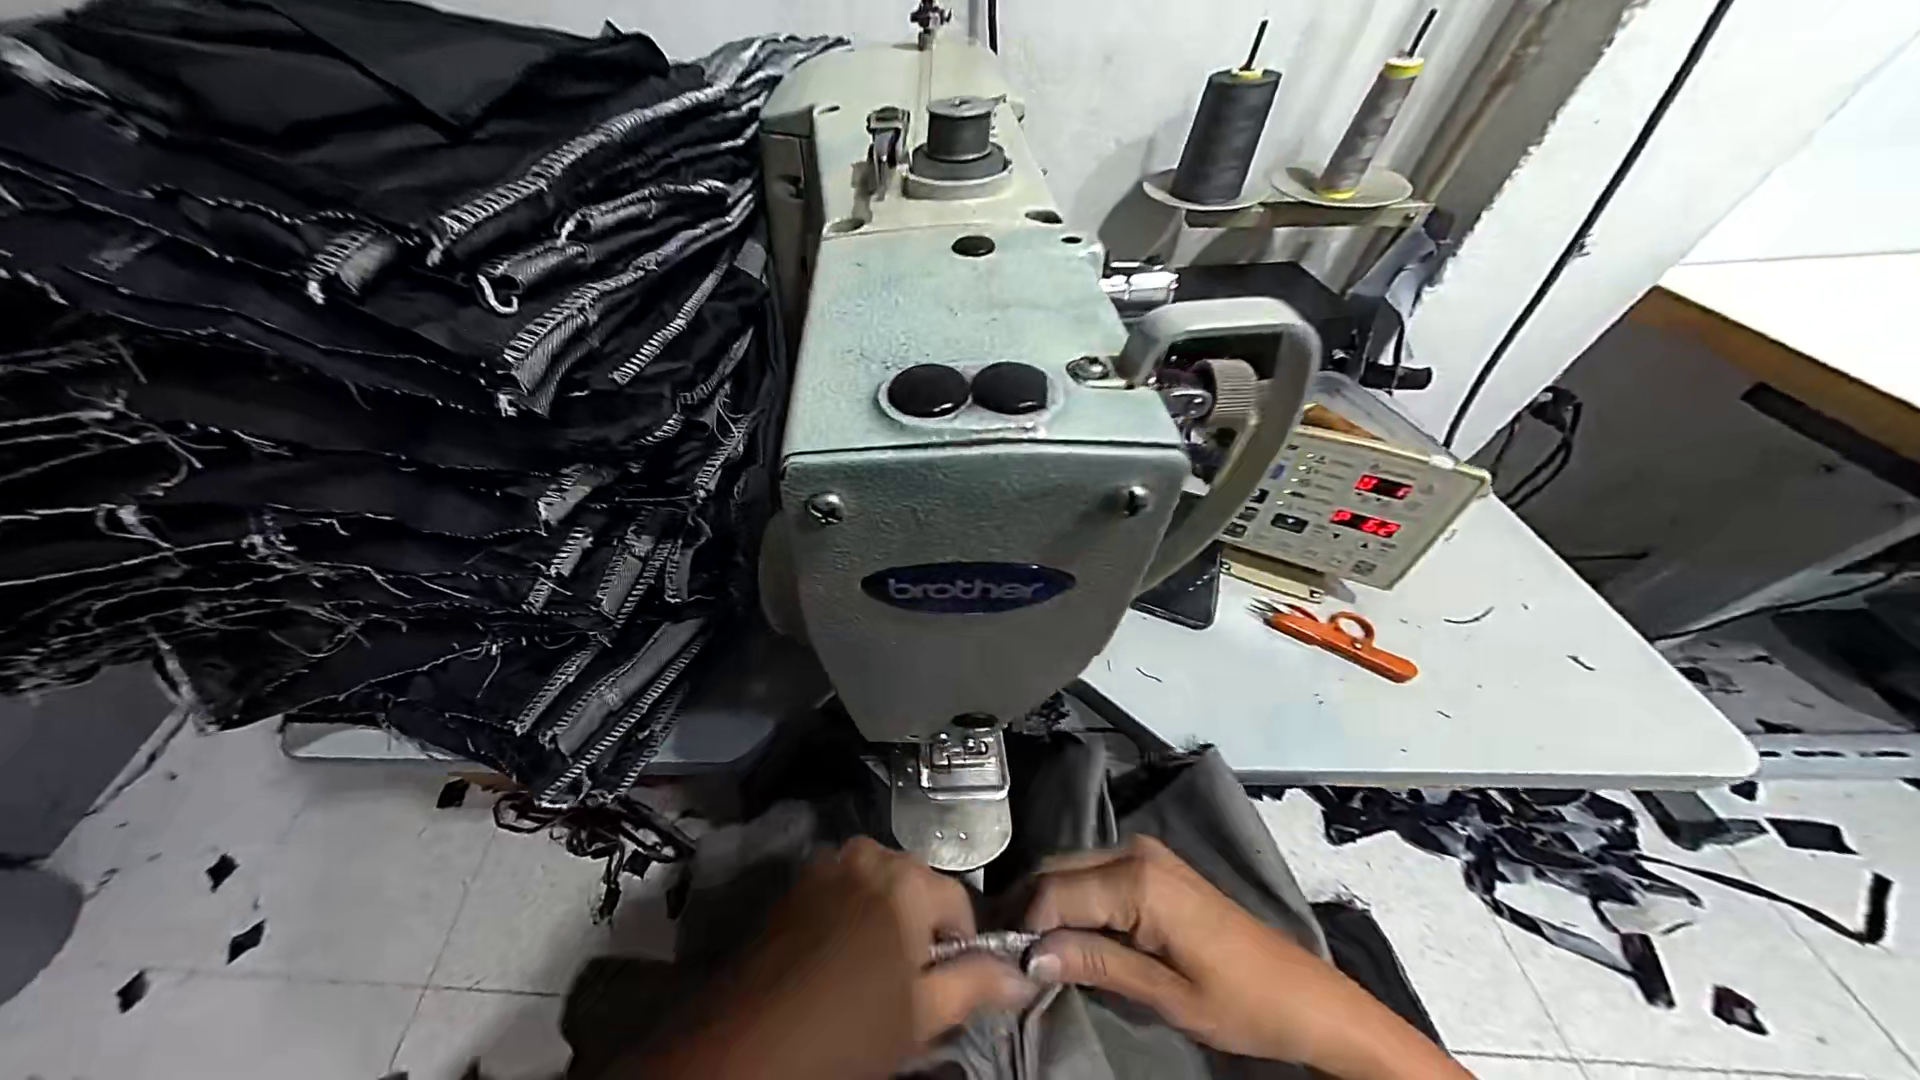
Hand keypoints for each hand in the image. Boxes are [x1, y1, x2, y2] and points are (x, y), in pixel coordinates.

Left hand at [633, 836, 1036, 1079]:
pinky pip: (844, 885)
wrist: (744, 1044)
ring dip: (886, 915)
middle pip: (917, 885)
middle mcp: (870, 853)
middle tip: (907, 978)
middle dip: (921, 925)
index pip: (959, 902)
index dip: (962, 944)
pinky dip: (853, 910)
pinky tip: (839, 953)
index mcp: (907, 877)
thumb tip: (1022, 974)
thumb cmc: (847, 1028)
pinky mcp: (797, 879)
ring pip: (879, 883)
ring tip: (872, 966)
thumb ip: (975, 984)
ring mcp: (828, 862)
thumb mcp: (919, 1014)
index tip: (948, 981)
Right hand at [1024, 834, 1469, 1079]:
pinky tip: (1065, 933)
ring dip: (1048, 905)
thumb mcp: (1166, 994)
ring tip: (1032, 950)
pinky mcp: (1150, 863)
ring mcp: (1143, 852)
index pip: (1056, 892)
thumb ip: (1096, 964)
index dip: (1027, 927)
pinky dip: (1072, 900)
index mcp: (1138, 879)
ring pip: (1070, 869)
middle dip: (1030, 910)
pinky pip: (1093, 873)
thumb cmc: (1241, 1001)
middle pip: (1057, 871)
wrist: (1302, 994)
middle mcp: (1134, 850)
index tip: (1008, 966)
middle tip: (1011, 957)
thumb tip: (1030, 956)